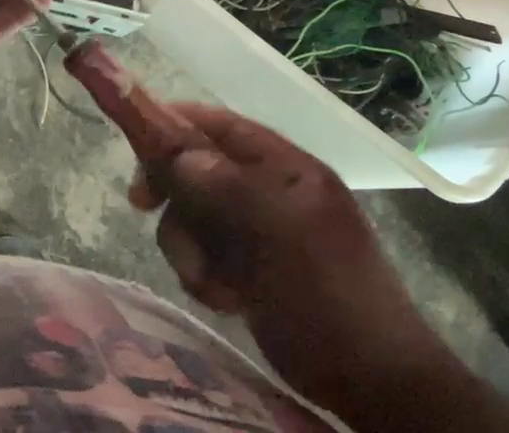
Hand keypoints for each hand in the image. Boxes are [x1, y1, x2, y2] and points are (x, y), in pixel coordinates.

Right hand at [124, 103, 466, 414]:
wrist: (374, 385)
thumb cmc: (329, 298)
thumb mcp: (278, 235)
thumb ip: (226, 186)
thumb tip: (178, 154)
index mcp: (286, 169)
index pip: (217, 124)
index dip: (171, 123)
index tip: (133, 147)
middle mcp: (269, 191)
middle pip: (195, 167)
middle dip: (172, 194)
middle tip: (143, 207)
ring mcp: (259, 230)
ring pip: (191, 213)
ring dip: (187, 245)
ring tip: (210, 280)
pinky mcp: (249, 267)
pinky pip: (203, 251)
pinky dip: (201, 272)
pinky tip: (223, 298)